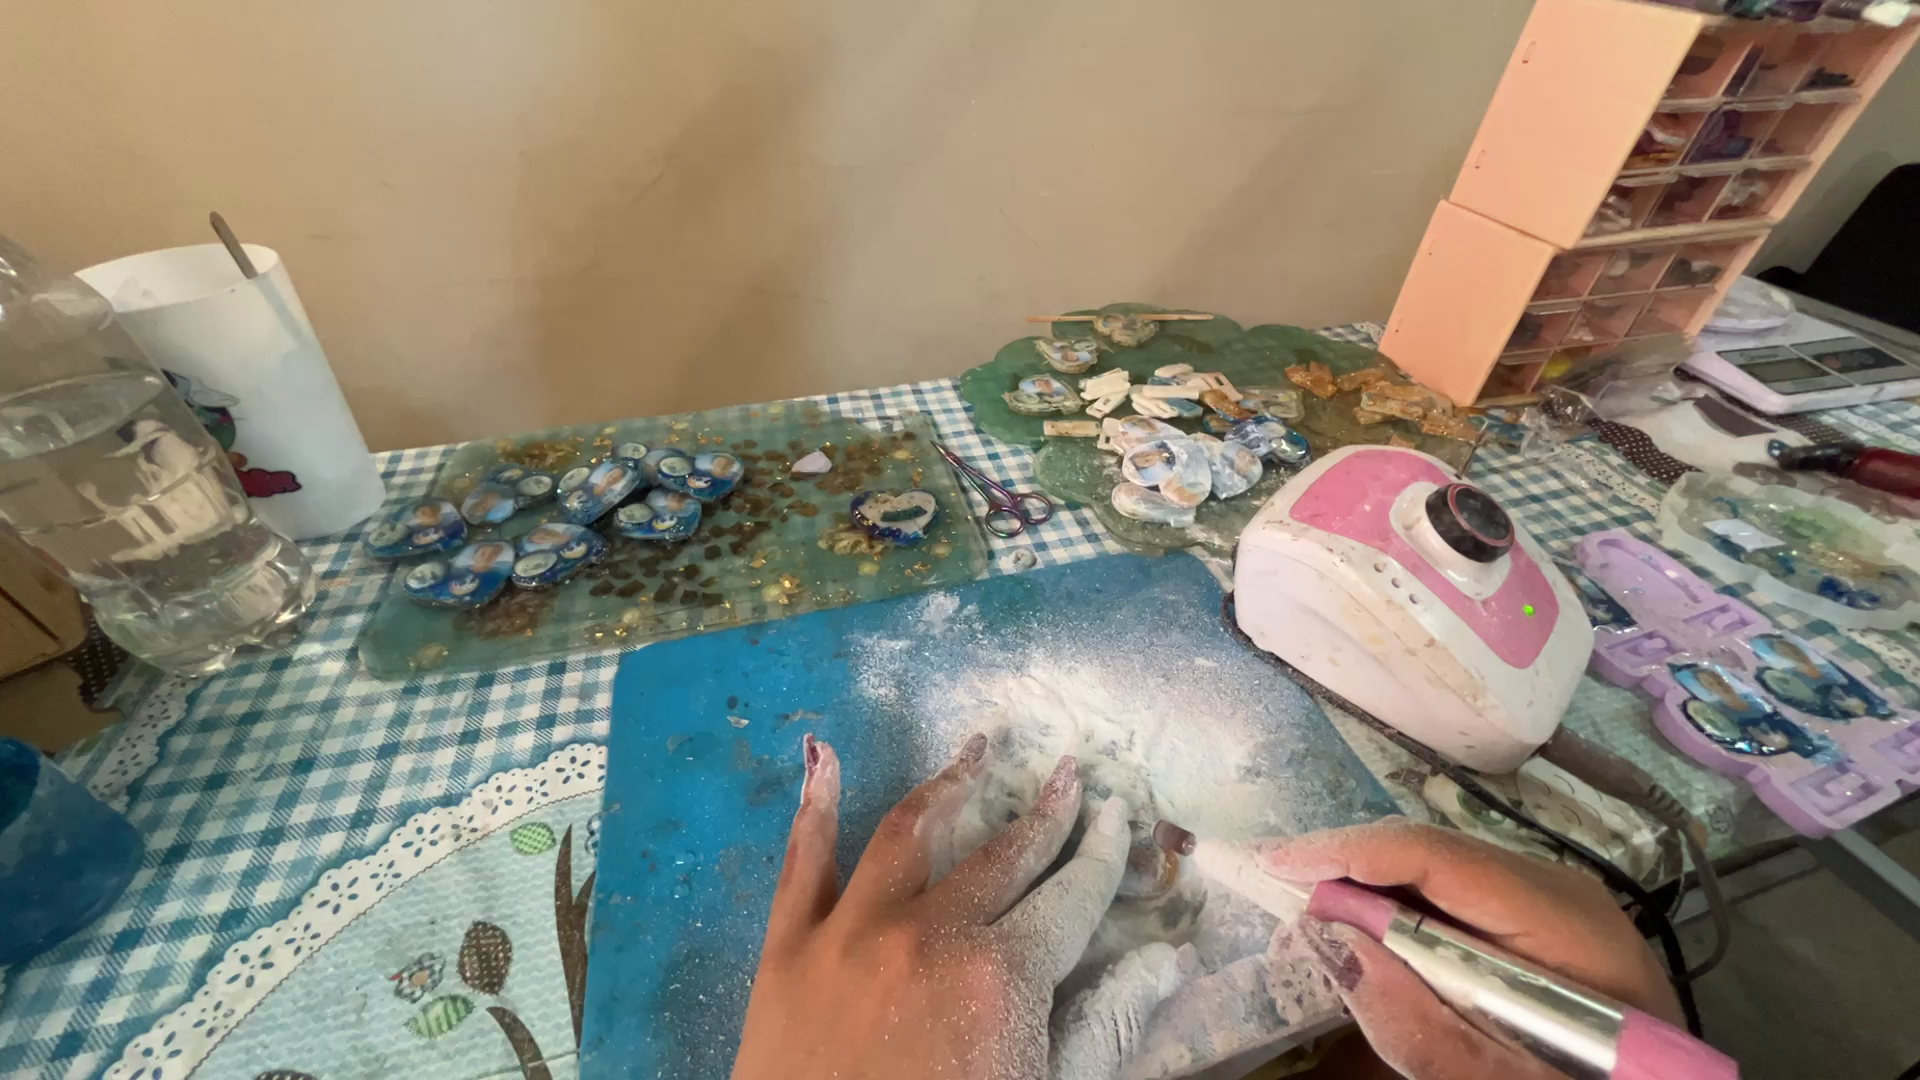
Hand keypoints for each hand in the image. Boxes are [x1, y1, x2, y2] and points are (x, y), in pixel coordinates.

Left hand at [732, 733, 1181, 1079]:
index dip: (1100, 854)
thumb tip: (1170, 959)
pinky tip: (825, 759)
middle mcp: (928, 931)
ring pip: (909, 831)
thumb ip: (1107, 1028)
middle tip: (1068, 771)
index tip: (1115, 814)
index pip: (1068, 895)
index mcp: (999, 975)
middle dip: (1046, 811)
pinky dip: (815, 806)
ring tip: (979, 748)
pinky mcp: (787, 947)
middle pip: (1003, 854)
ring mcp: (850, 930)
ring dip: (950, 782)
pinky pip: (801, 862)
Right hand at [1260, 820, 1682, 1079]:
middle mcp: (1553, 888)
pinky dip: (1384, 902)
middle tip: (1270, 882)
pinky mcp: (1522, 913)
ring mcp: (1540, 896)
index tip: (1271, 864)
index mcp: (1569, 925)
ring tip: (1300, 898)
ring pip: (1422, 863)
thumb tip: (1322, 936)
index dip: (1346, 853)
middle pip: (1422, 851)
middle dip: (1341, 864)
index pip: (1436, 857)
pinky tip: (1355, 920)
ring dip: (1356, 882)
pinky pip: (1436, 888)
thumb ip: (1424, 1031)